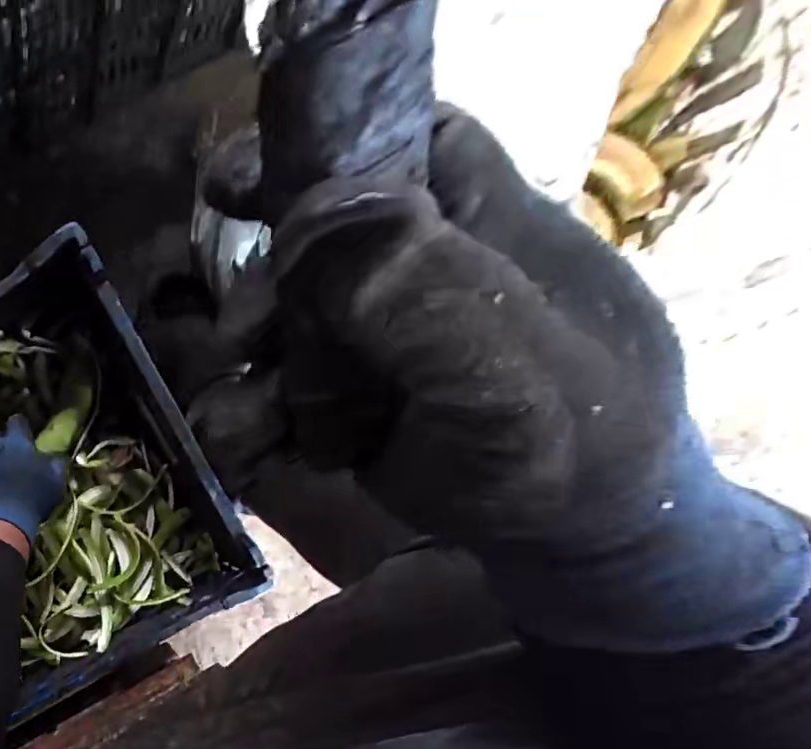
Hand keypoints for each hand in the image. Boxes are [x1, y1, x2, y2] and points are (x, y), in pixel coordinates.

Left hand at [0, 416, 67, 551]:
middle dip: (2, 444)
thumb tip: (59, 459)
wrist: (3, 518)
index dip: (21, 426)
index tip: (26, 432)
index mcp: (17, 442)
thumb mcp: (56, 480)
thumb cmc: (35, 494)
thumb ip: (57, 465)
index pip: (17, 423)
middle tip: (12, 455)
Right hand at [260, 109, 810, 649]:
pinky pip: (271, 391)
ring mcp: (368, 338)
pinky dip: (246, 416)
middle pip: (308, 243)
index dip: (313, 154)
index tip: (236, 187)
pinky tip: (248, 440)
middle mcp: (410, 268)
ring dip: (246, 368)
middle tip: (240, 337)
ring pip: (276, 325)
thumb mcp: (515, 372)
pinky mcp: (338, 398)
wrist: (559, 539)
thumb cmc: (574, 445)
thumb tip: (310, 223)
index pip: (391, 146)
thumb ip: (427, 292)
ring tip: (246, 414)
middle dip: (262, 289)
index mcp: (473, 220)